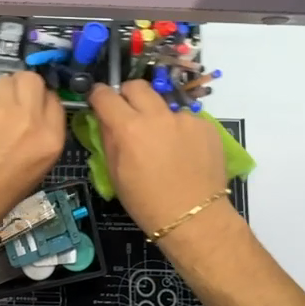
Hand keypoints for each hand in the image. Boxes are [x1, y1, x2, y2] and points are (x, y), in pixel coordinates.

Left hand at [0, 71, 65, 234]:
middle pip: (32, 80)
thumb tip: (32, 116)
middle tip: (9, 101)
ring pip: (4, 81)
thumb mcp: (34, 170)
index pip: (54, 100)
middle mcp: (29, 118)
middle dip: (21, 86)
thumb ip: (38, 137)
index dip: (41, 100)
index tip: (30, 106)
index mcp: (49, 138)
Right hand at [88, 80, 230, 235]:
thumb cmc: (147, 202)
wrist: (195, 219)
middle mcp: (157, 116)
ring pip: (163, 103)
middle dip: (128, 95)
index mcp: (129, 128)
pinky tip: (183, 151)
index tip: (99, 102)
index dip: (98, 96)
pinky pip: (185, 118)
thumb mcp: (115, 173)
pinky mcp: (206, 125)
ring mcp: (185, 118)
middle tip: (129, 114)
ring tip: (162, 141)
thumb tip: (105, 117)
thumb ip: (108, 138)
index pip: (105, 94)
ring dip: (157, 114)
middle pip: (137, 86)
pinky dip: (180, 129)